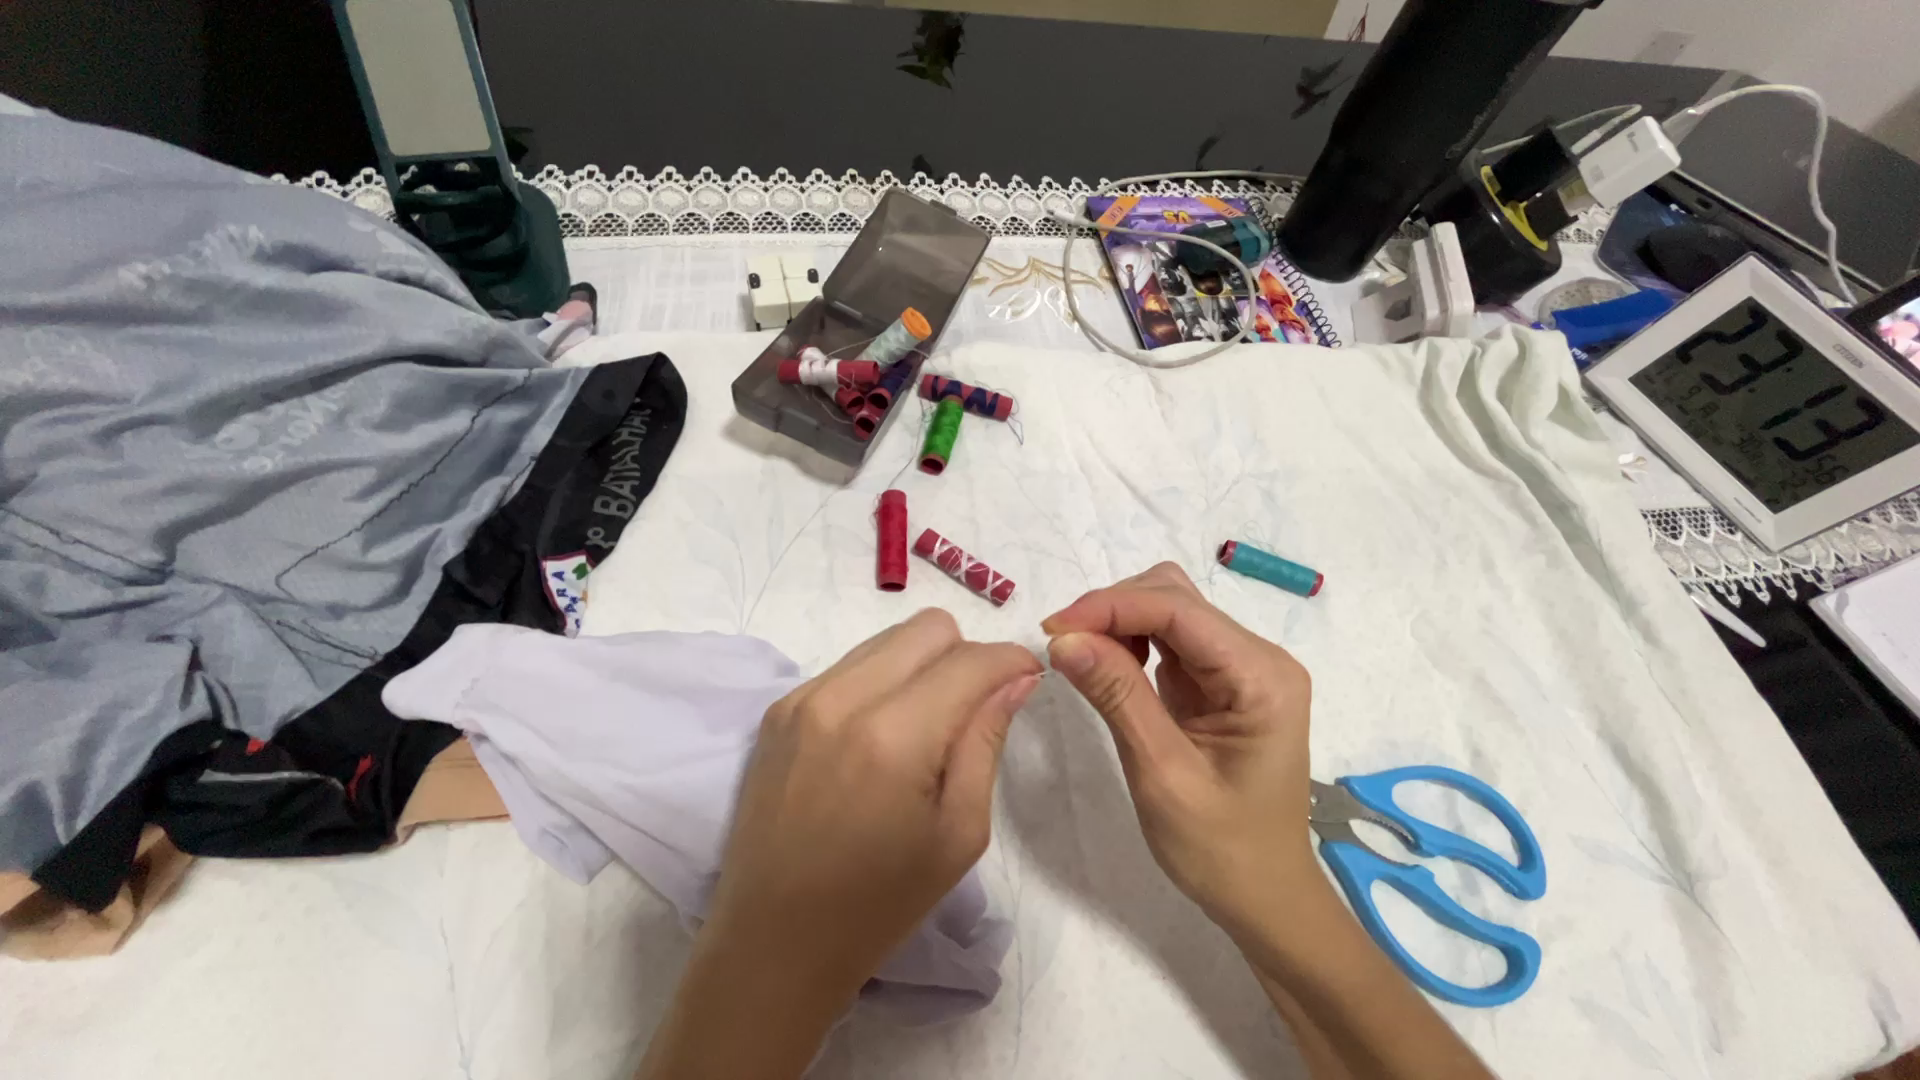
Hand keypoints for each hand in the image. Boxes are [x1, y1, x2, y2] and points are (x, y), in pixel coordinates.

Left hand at [638, 610, 1040, 1079]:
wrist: (774, 941)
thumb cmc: (880, 903)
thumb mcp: (959, 833)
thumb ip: (986, 741)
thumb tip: (1015, 679)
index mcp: (894, 736)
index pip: (971, 660)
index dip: (1012, 661)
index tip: (1028, 680)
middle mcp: (842, 698)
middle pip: (928, 627)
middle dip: (966, 655)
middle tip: (975, 708)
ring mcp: (802, 698)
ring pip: (886, 639)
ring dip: (922, 664)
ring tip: (927, 724)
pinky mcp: (778, 710)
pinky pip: (849, 665)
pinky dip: (881, 680)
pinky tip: (881, 734)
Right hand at [1042, 562, 1320, 936]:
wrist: (1262, 896)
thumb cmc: (1219, 849)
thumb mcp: (1162, 773)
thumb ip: (1116, 696)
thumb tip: (1063, 637)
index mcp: (1261, 677)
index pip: (1178, 609)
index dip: (1110, 607)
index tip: (1052, 629)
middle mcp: (1258, 658)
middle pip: (1175, 597)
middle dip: (1113, 609)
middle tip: (1061, 646)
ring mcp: (1240, 667)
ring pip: (1169, 610)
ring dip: (1118, 622)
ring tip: (1079, 656)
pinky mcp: (1220, 681)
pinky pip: (1169, 640)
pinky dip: (1130, 642)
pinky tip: (1106, 666)